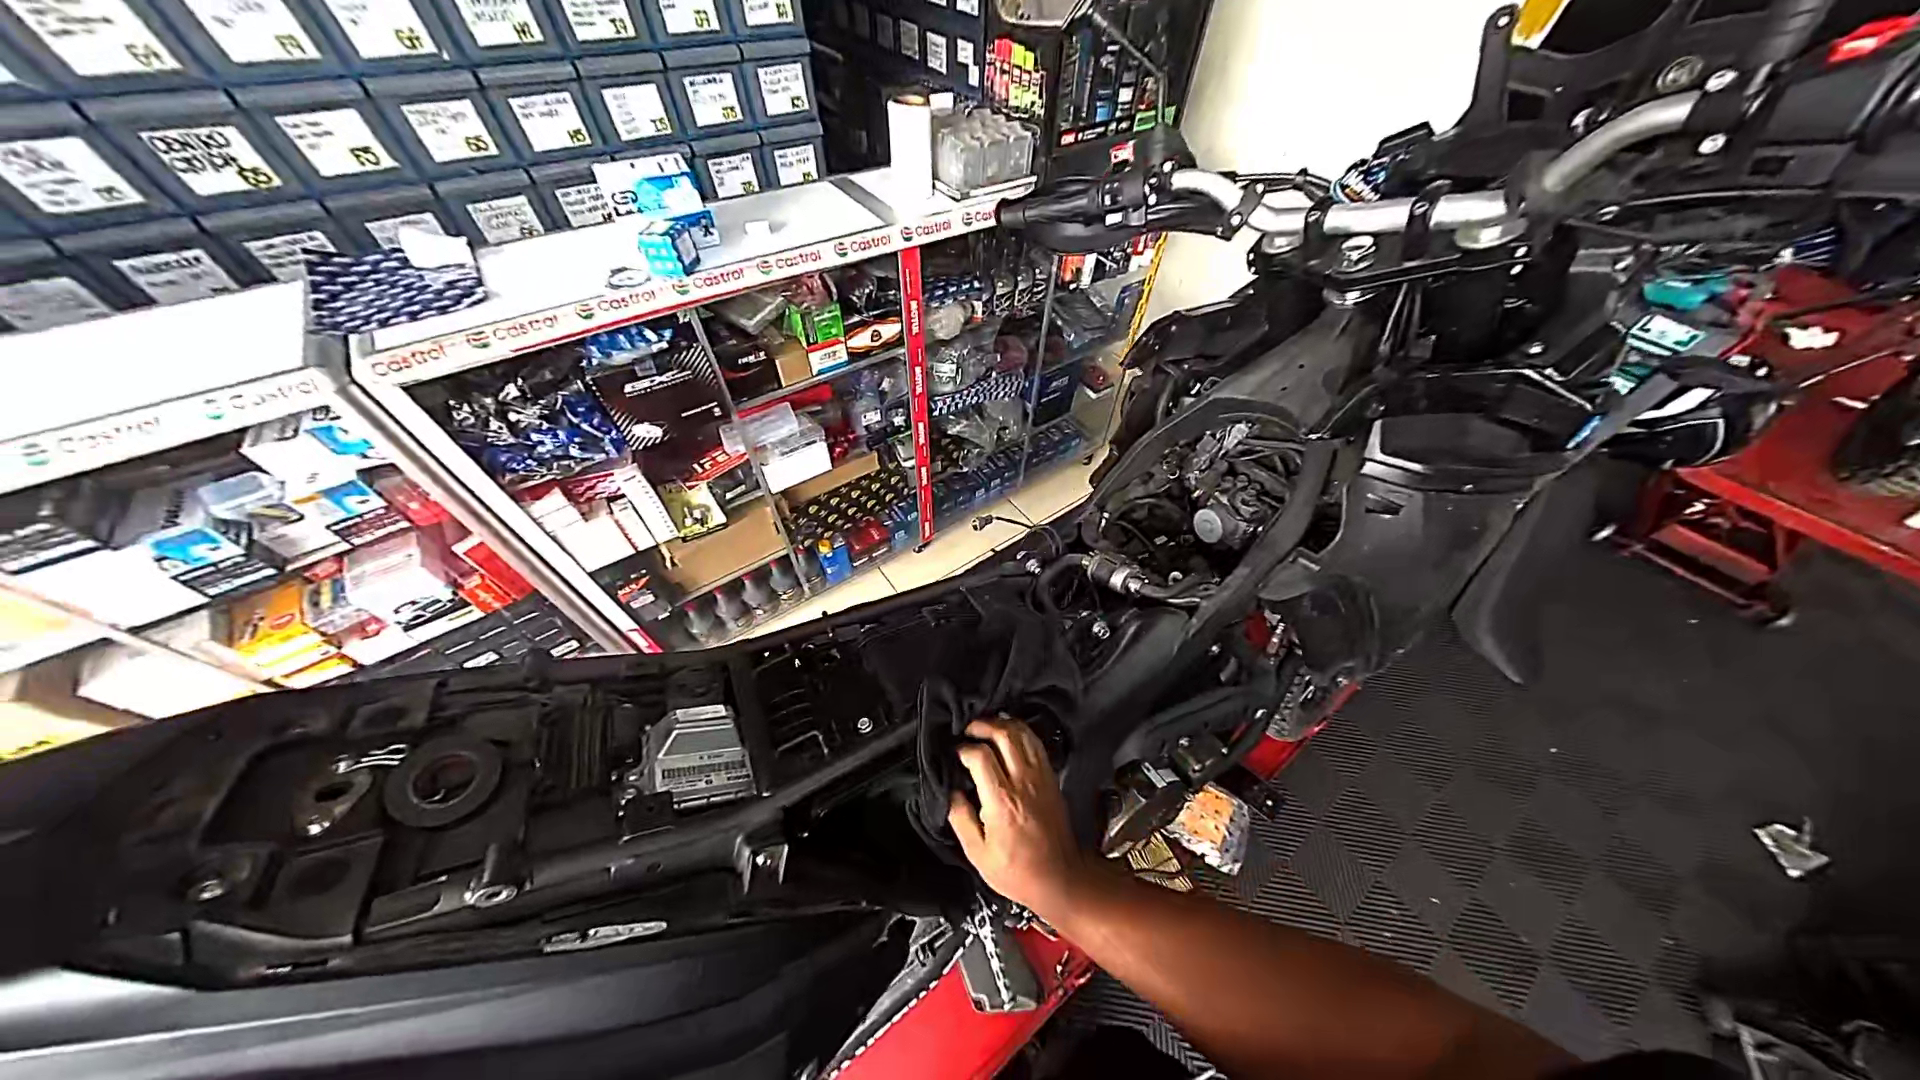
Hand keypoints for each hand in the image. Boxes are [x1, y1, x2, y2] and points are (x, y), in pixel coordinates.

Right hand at [946, 716, 1088, 916]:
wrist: (1061, 879)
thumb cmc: (1019, 871)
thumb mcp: (978, 854)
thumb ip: (960, 818)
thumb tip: (951, 793)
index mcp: (1002, 801)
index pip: (980, 756)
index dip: (963, 749)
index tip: (955, 754)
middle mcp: (1023, 783)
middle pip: (1004, 734)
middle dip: (983, 725)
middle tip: (969, 730)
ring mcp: (1041, 778)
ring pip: (1024, 733)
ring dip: (1003, 724)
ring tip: (988, 727)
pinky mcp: (1051, 778)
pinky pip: (1036, 744)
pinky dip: (1021, 733)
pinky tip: (1010, 736)